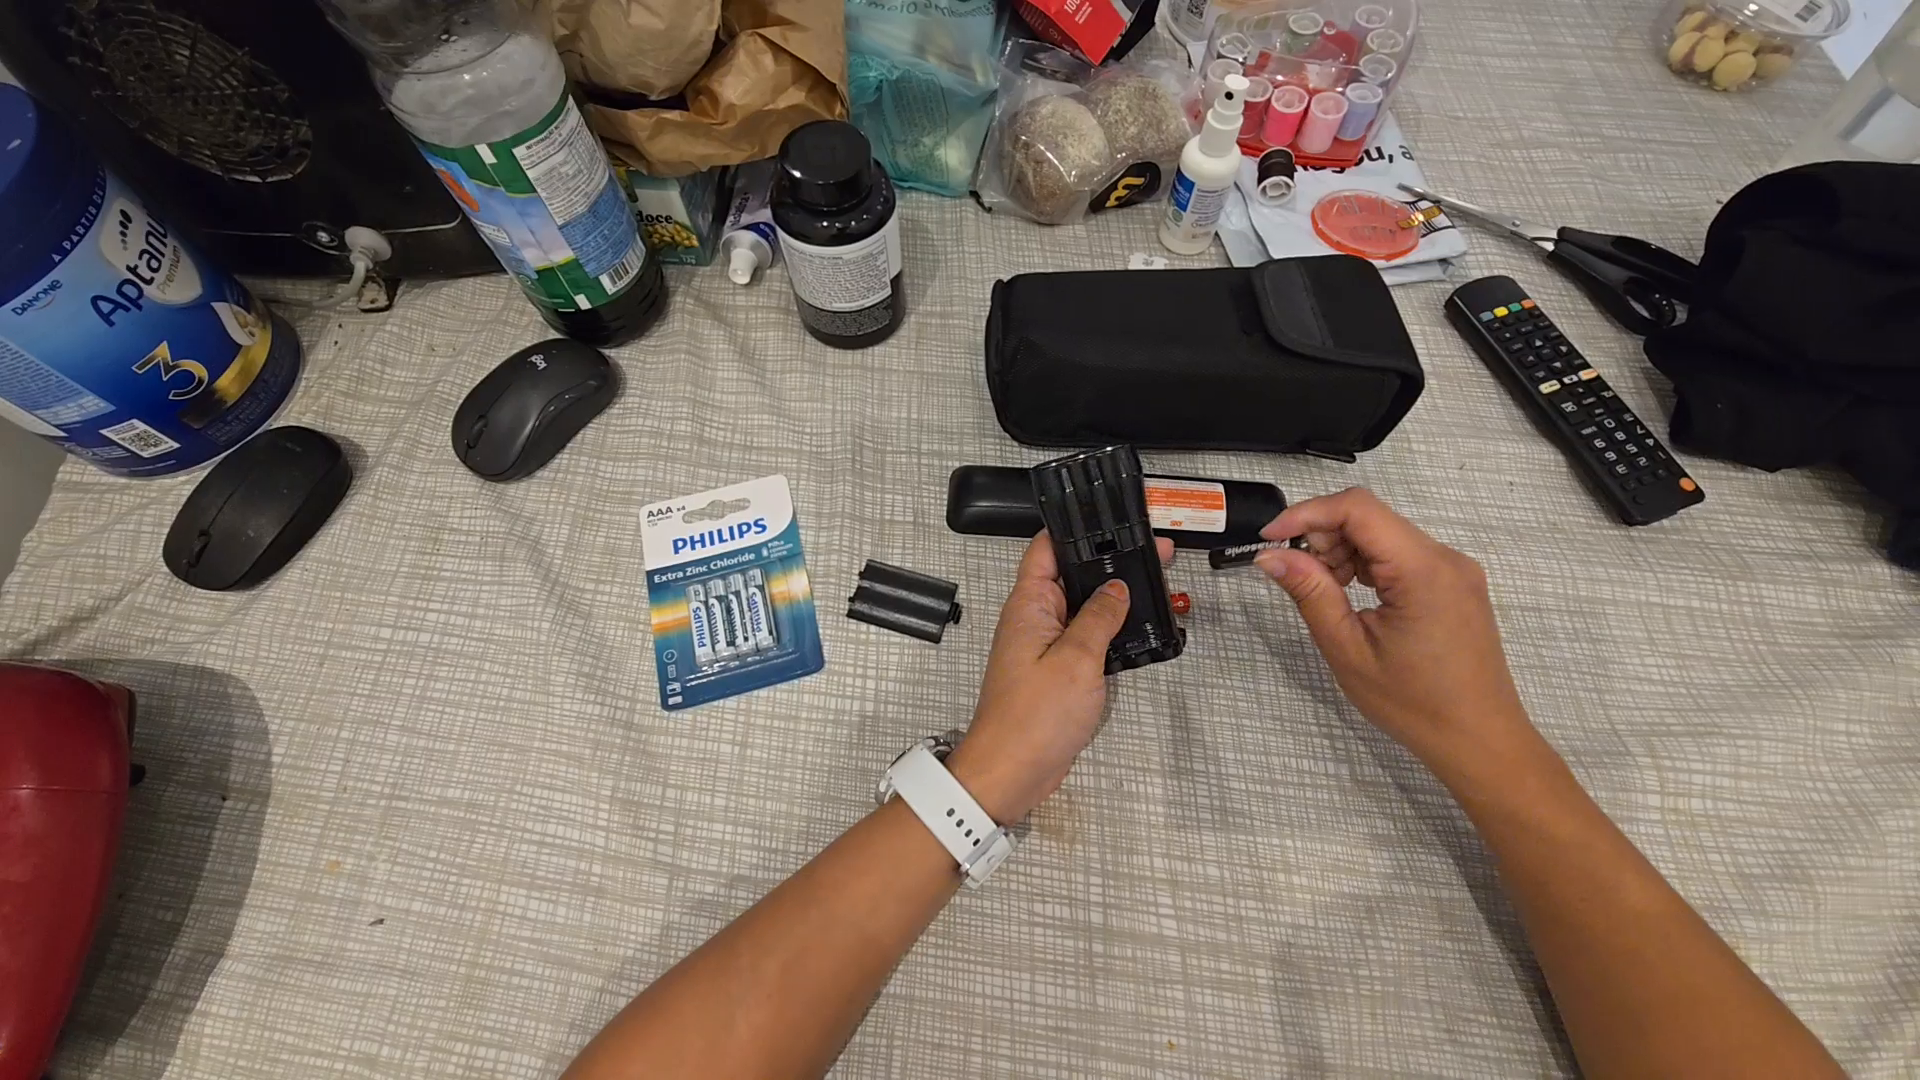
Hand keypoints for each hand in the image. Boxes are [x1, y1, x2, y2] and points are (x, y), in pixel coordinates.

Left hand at [946, 532, 1173, 822]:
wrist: (1012, 773)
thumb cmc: (1032, 717)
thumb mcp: (1075, 659)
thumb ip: (1099, 618)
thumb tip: (1117, 587)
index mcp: (1028, 605)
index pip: (1046, 549)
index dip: (1077, 529)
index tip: (1112, 517)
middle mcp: (1035, 620)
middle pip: (1073, 577)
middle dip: (1111, 562)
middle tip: (1158, 552)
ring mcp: (1047, 647)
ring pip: (1085, 610)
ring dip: (1117, 599)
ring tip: (1160, 585)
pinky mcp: (1059, 673)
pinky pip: (1088, 641)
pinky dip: (1113, 633)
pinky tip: (1144, 630)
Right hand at [1254, 488, 1535, 776]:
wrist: (1480, 740)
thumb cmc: (1413, 703)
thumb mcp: (1347, 649)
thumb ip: (1310, 592)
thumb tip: (1269, 555)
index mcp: (1423, 570)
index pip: (1358, 509)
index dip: (1306, 513)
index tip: (1270, 539)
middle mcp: (1444, 557)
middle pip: (1369, 517)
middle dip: (1321, 535)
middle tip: (1295, 576)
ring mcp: (1452, 568)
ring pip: (1381, 533)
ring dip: (1340, 550)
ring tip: (1323, 593)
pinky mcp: (1451, 582)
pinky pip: (1397, 553)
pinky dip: (1363, 563)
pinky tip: (1349, 594)